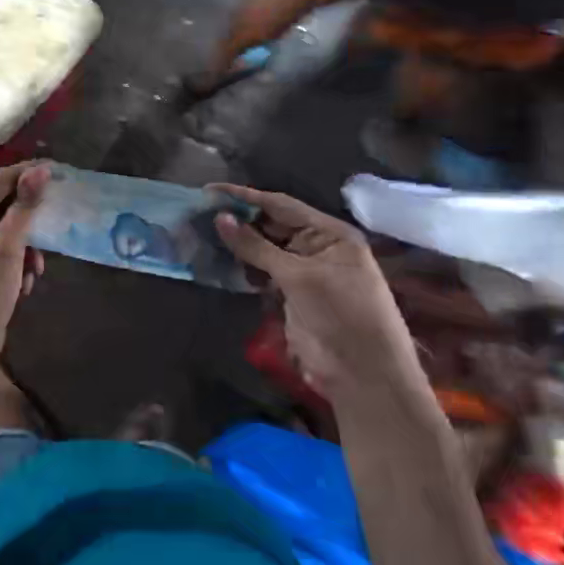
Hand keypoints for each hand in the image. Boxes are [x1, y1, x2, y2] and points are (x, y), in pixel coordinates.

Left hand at [0, 163, 49, 366]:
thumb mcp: (5, 253)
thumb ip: (23, 210)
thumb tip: (41, 170)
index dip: (29, 174)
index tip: (63, 170)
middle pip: (0, 205)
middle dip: (29, 217)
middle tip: (60, 217)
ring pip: (5, 229)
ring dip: (27, 245)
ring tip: (37, 268)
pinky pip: (2, 250)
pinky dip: (18, 261)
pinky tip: (27, 282)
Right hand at [209, 184, 424, 401]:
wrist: (362, 373)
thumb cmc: (340, 314)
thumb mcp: (299, 277)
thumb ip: (257, 247)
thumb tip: (220, 218)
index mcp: (330, 234)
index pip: (282, 205)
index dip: (245, 197)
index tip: (210, 191)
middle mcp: (318, 247)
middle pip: (272, 225)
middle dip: (240, 220)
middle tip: (201, 214)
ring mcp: (305, 272)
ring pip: (265, 250)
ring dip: (239, 245)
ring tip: (204, 235)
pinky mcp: (292, 295)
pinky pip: (264, 273)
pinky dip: (245, 267)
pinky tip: (222, 263)